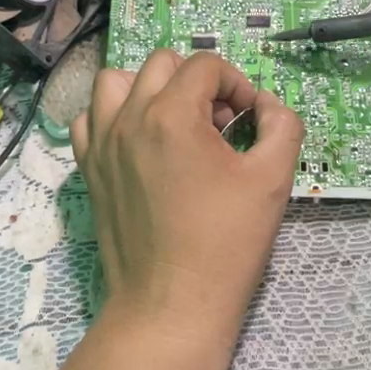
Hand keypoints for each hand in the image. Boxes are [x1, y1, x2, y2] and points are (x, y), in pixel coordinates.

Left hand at [72, 50, 304, 339]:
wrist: (169, 306)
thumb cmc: (225, 244)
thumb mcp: (272, 180)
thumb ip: (282, 126)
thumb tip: (266, 104)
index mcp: (172, 114)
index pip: (205, 66)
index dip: (236, 84)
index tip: (249, 119)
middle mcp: (129, 116)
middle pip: (162, 63)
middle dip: (196, 82)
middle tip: (217, 125)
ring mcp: (102, 141)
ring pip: (116, 81)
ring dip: (148, 88)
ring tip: (173, 123)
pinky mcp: (88, 167)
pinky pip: (90, 118)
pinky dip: (112, 116)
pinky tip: (137, 143)